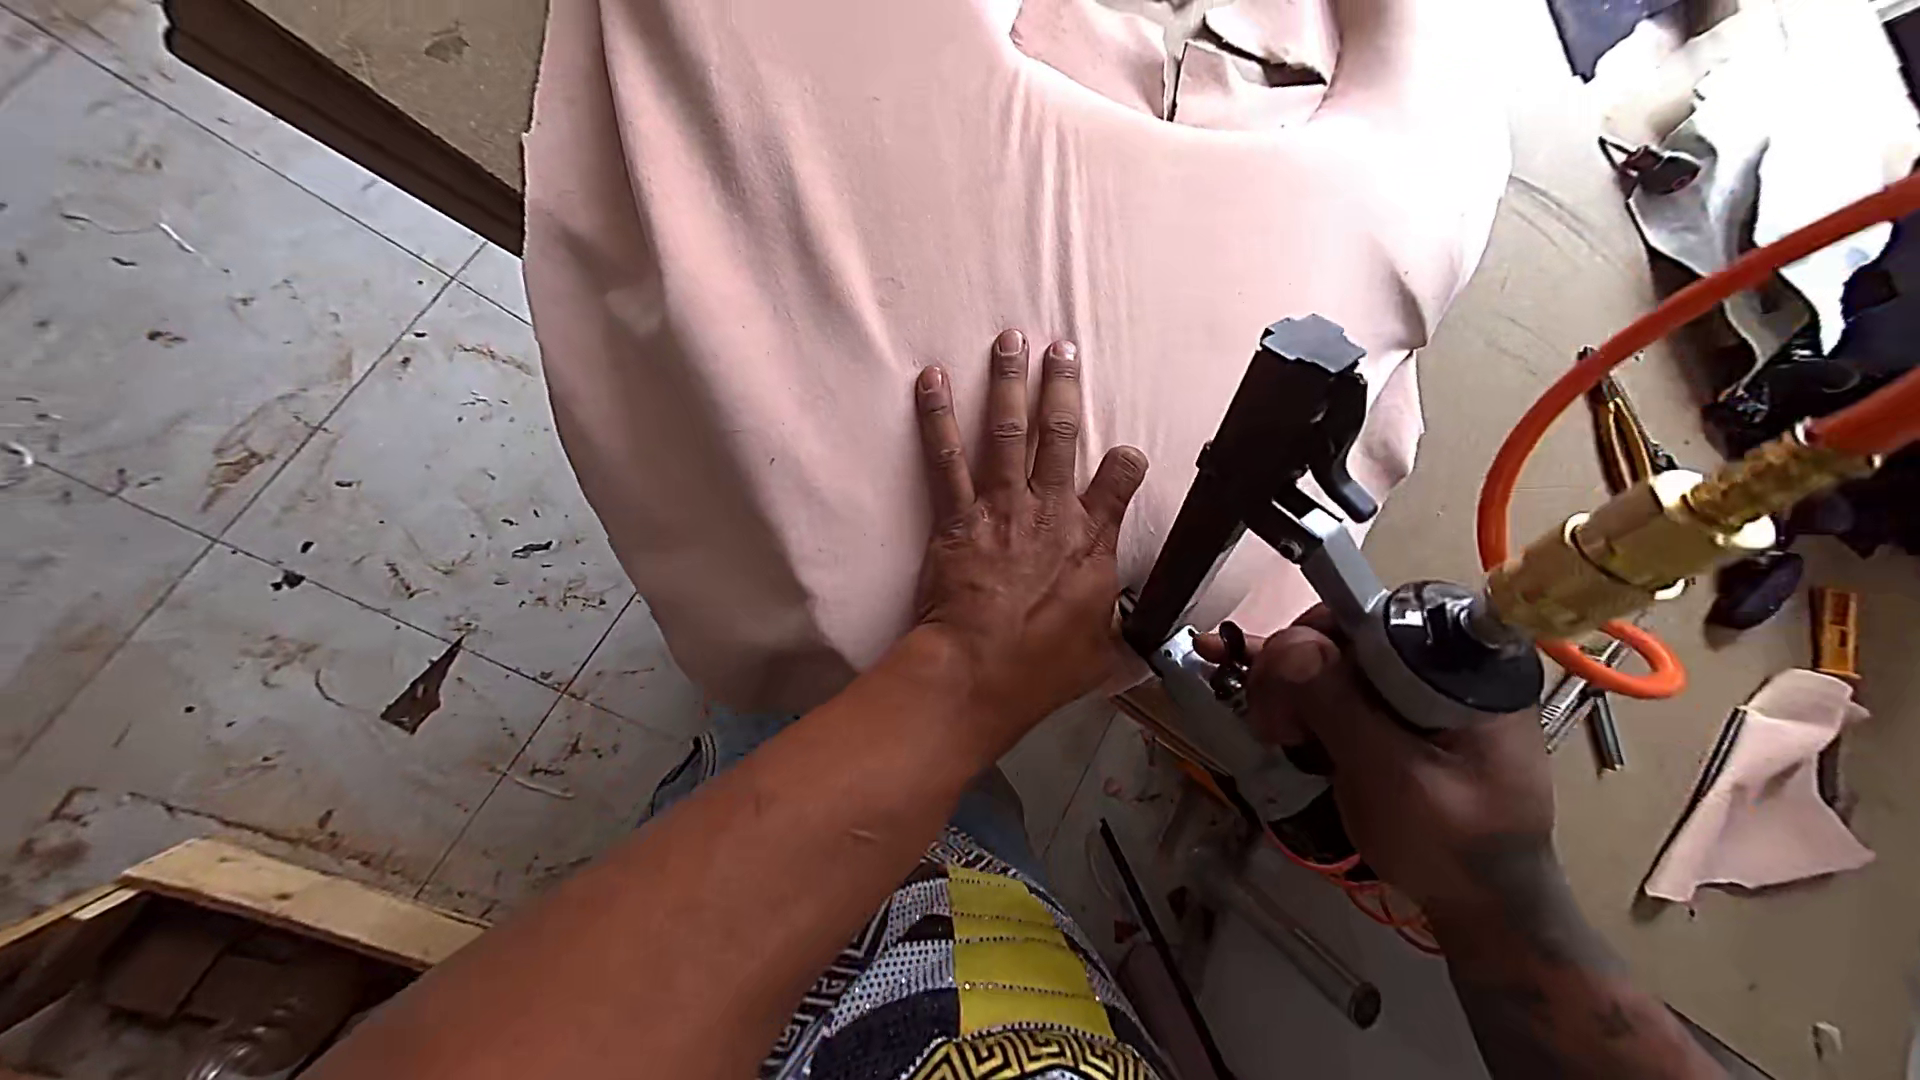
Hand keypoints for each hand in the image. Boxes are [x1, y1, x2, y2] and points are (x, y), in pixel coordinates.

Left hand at [911, 329, 1147, 744]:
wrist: (979, 671)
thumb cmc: (1039, 668)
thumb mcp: (1102, 654)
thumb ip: (1120, 638)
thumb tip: (1136, 649)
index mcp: (1091, 541)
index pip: (1120, 481)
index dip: (1124, 463)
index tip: (1123, 454)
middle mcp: (1050, 511)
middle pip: (1062, 435)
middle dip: (1062, 387)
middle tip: (1061, 349)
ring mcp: (1003, 507)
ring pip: (1010, 431)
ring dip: (1010, 381)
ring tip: (1009, 341)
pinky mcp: (959, 516)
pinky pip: (947, 457)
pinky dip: (938, 416)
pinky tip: (932, 379)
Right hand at [1207, 607, 1556, 921]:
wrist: (1476, 903)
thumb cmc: (1452, 847)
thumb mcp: (1396, 780)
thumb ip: (1344, 710)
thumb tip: (1288, 643)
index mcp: (1464, 671)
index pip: (1378, 615)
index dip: (1318, 634)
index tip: (1280, 678)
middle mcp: (1435, 666)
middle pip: (1340, 631)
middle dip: (1292, 668)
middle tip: (1273, 721)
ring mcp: (1406, 689)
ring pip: (1321, 655)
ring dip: (1282, 687)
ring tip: (1273, 731)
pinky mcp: (1382, 709)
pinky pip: (1324, 682)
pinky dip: (1285, 690)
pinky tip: (1252, 695)